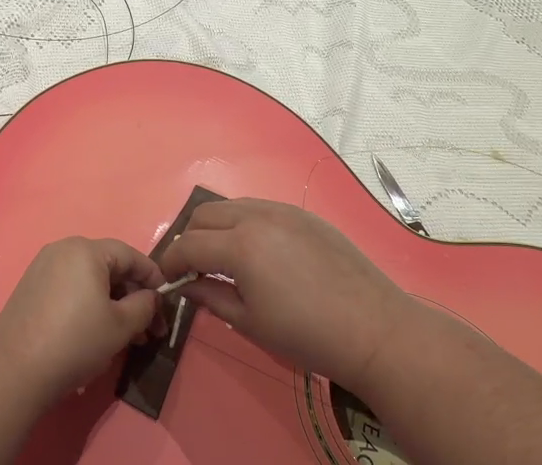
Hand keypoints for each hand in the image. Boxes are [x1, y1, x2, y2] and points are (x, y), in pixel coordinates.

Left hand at [0, 237, 165, 402]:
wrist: (16, 367)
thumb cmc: (76, 340)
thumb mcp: (121, 325)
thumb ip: (144, 306)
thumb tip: (151, 298)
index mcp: (85, 250)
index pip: (129, 255)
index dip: (153, 277)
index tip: (167, 302)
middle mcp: (63, 250)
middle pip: (109, 267)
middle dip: (133, 296)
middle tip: (150, 330)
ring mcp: (44, 267)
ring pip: (90, 280)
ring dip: (113, 304)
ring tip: (128, 338)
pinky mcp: (32, 287)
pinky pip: (71, 288)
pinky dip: (90, 305)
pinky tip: (98, 333)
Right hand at [158, 199, 410, 389]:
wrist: (375, 330)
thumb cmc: (308, 335)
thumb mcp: (250, 323)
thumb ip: (211, 297)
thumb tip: (187, 286)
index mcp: (239, 246)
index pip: (188, 245)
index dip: (170, 262)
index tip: (166, 278)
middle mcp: (256, 217)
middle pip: (204, 215)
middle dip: (191, 239)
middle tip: (194, 269)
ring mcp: (283, 210)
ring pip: (232, 207)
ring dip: (217, 227)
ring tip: (224, 258)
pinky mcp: (304, 214)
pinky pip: (260, 208)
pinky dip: (245, 223)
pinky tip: (258, 252)